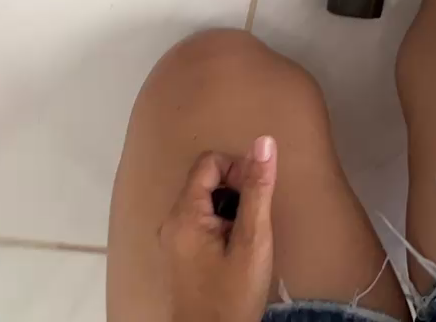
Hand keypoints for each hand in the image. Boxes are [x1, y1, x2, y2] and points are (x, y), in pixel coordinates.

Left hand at [153, 136, 278, 321]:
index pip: (209, 162)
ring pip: (205, 200)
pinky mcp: (178, 256)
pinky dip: (221, 223)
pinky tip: (235, 249)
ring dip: (230, 207)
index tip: (256, 195)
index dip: (237, 168)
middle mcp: (170, 223)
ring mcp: (172, 241)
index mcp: (184, 216)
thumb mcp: (252, 240)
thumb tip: (264, 141)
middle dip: (235, 188)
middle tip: (254, 218)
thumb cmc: (233, 295)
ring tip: (246, 236)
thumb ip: (257, 189)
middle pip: (206, 179)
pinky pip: (200, 220)